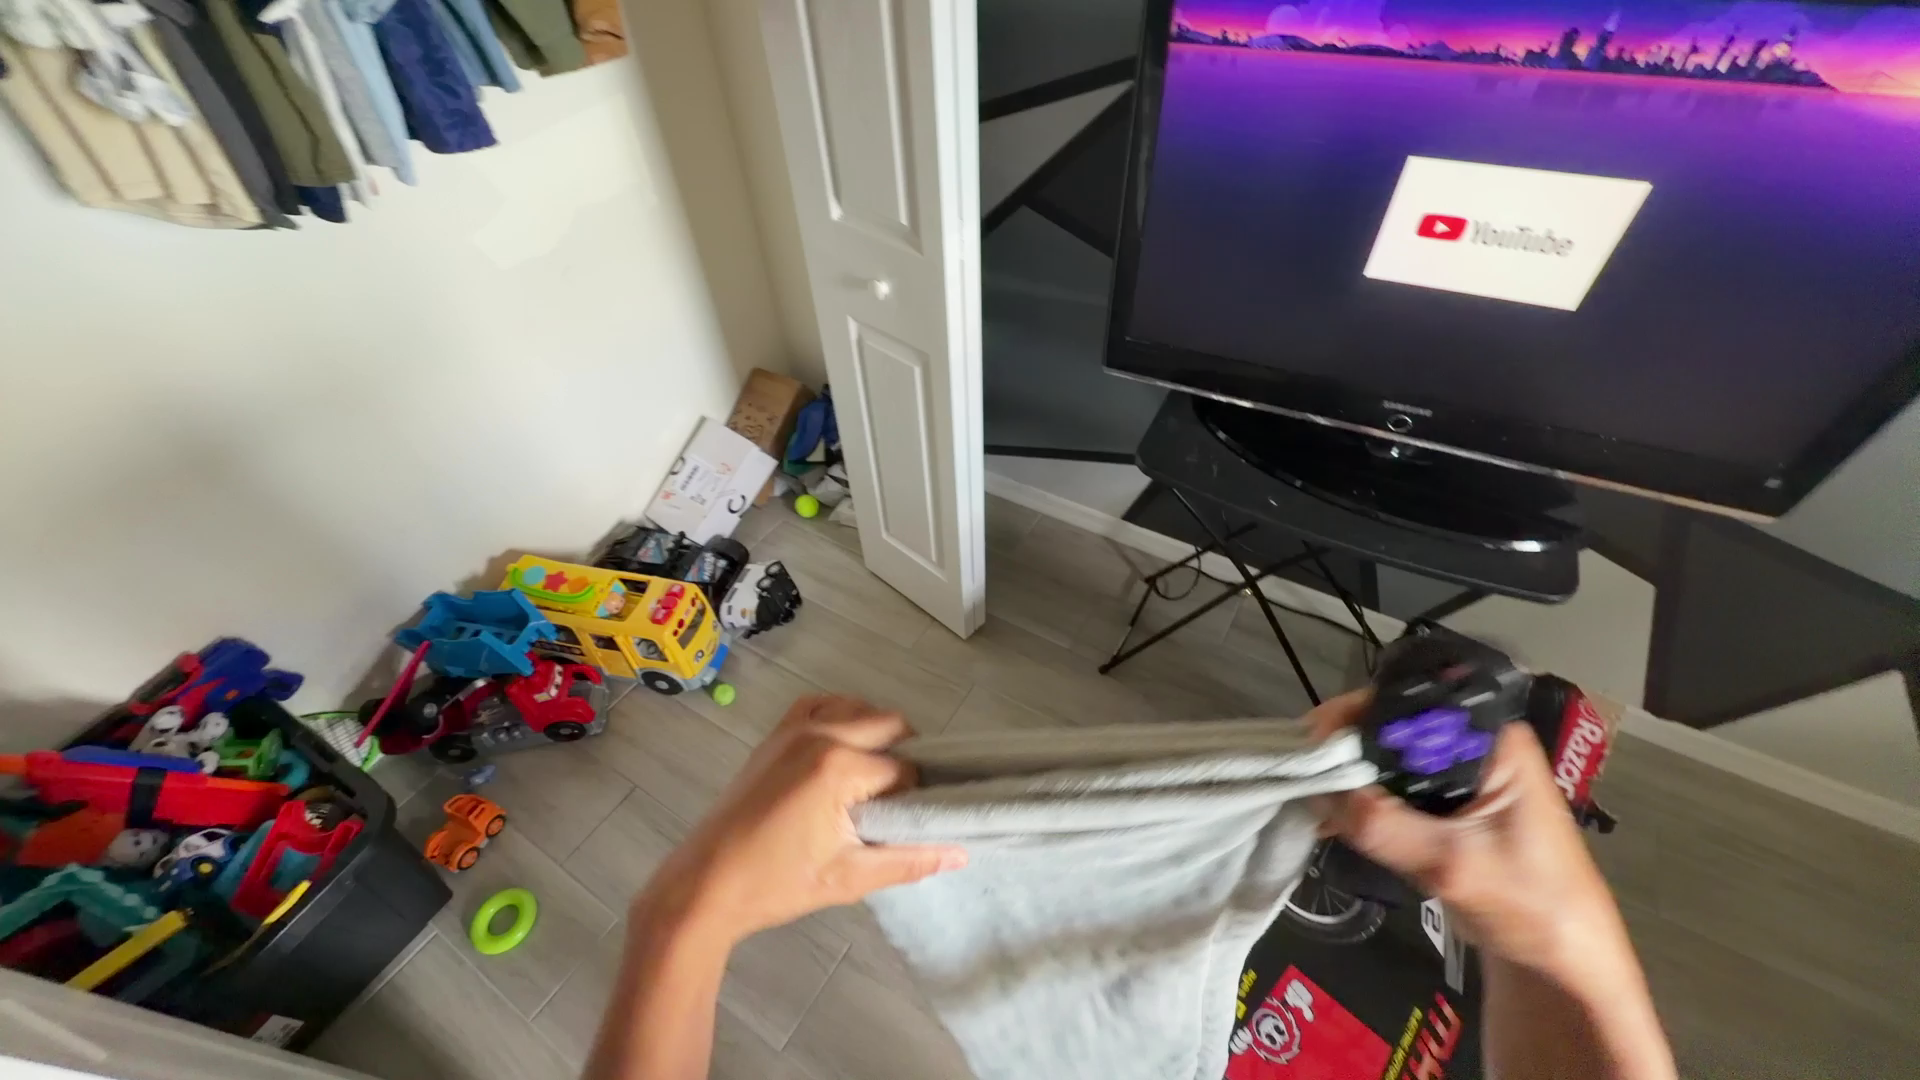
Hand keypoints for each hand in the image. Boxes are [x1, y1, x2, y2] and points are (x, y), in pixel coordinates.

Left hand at [640, 695, 967, 944]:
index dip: (914, 795)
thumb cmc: (777, 884)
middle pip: (888, 724)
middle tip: (896, 799)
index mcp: (838, 766)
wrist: (704, 885)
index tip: (908, 819)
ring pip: (858, 708)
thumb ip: (909, 861)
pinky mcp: (776, 734)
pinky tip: (841, 751)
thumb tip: (960, 855)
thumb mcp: (849, 878)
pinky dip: (841, 717)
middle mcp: (820, 733)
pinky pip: (821, 705)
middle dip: (903, 756)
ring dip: (875, 732)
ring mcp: (794, 728)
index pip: (903, 769)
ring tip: (870, 777)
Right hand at [1311, 690, 1625, 976]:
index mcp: (1489, 741)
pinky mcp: (1438, 809)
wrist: (1565, 966)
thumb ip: (1383, 825)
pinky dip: (1356, 801)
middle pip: (1388, 728)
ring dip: (1345, 776)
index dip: (1354, 715)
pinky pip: (1385, 790)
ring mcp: (1453, 779)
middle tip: (1300, 770)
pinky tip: (1326, 817)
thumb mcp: (1453, 863)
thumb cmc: (1532, 905)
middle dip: (1343, 748)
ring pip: (1381, 760)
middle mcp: (1468, 749)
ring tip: (1306, 794)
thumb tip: (1315, 793)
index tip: (1313, 741)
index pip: (1407, 704)